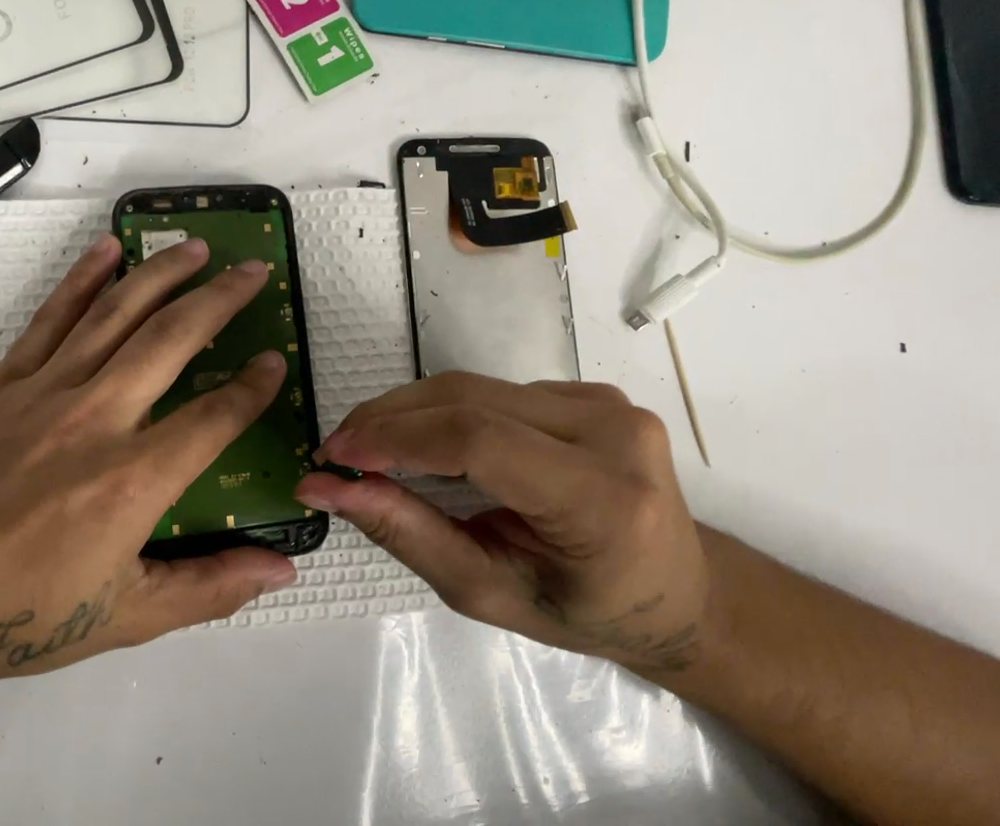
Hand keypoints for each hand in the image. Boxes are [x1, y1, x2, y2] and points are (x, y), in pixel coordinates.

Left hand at [0, 234, 297, 700]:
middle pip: (171, 339)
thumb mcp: (129, 617)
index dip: (253, 387)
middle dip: (220, 299)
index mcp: (134, 480)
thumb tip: (283, 571)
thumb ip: (211, 588)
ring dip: (159, 273)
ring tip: (195, 247)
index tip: (276, 361)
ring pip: (113, 314)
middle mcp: (95, 420)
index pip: (215, 417)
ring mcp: (43, 394)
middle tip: (253, 271)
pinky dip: (80, 280)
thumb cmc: (22, 618)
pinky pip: (48, 320)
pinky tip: (105, 250)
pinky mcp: (1, 387)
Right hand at [293, 373, 709, 673]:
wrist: (676, 593)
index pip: (478, 441)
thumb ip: (405, 533)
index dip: (395, 438)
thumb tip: (322, 487)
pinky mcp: (594, 392)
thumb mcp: (486, 592)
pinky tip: (430, 446)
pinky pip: (496, 392)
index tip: (333, 456)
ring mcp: (609, 404)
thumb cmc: (582, 612)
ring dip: (411, 413)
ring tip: (370, 449)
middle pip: (470, 400)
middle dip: (388, 419)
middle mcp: (614, 434)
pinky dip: (447, 414)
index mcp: (602, 501)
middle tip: (336, 451)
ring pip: (476, 387)